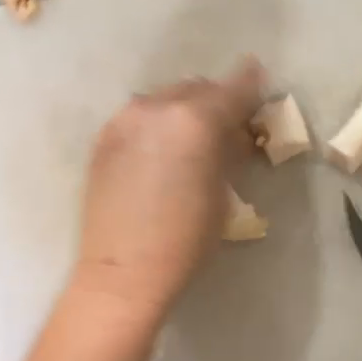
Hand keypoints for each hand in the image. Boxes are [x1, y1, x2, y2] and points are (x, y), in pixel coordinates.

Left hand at [71, 59, 265, 315]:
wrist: (123, 272)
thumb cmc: (184, 243)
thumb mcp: (222, 195)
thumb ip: (227, 152)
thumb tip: (233, 135)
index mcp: (197, 120)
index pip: (236, 87)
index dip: (252, 89)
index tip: (258, 90)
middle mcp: (158, 107)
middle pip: (197, 89)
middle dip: (214, 102)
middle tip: (224, 127)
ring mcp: (125, 120)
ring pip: (163, 99)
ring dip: (181, 112)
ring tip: (188, 142)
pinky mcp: (103, 139)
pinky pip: (137, 118)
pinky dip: (154, 126)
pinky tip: (158, 153)